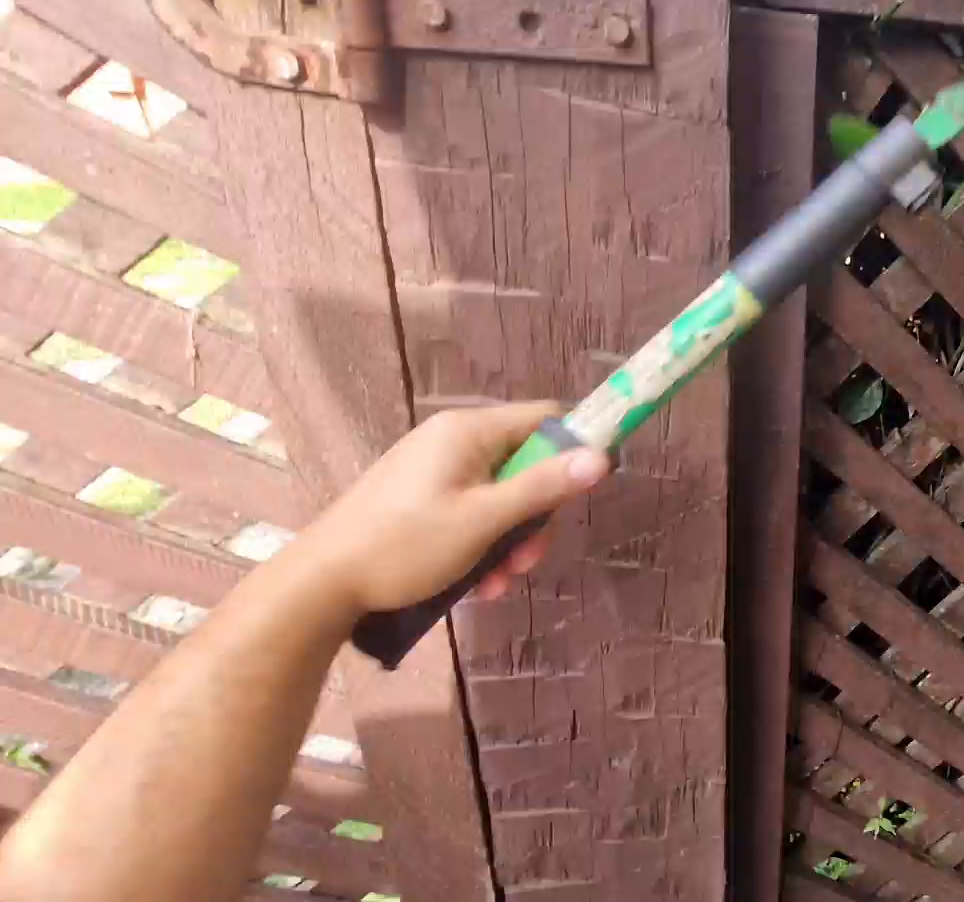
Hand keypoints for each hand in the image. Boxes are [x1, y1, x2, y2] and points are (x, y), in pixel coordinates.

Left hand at [288, 403, 610, 614]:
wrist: (314, 589)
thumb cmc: (405, 546)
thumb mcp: (485, 519)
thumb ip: (545, 486)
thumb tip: (604, 457)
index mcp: (469, 431)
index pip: (546, 419)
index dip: (575, 448)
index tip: (586, 488)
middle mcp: (454, 440)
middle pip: (527, 463)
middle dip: (537, 514)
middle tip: (531, 556)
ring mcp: (435, 469)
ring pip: (503, 493)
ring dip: (513, 538)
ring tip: (501, 581)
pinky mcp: (421, 497)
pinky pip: (475, 508)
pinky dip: (485, 541)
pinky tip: (480, 581)